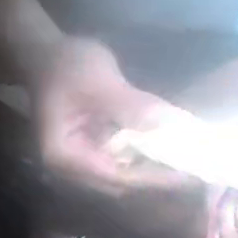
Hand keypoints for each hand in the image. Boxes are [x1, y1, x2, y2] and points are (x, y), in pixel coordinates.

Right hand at [28, 37, 189, 184]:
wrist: (42, 53)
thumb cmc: (66, 64)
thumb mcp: (101, 82)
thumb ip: (133, 108)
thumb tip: (172, 127)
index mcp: (65, 158)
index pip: (115, 177)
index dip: (151, 178)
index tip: (186, 175)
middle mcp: (69, 170)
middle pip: (119, 183)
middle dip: (154, 178)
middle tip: (194, 172)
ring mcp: (79, 163)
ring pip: (121, 175)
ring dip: (151, 169)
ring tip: (185, 164)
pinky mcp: (89, 152)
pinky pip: (119, 162)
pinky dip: (142, 157)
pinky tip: (166, 150)